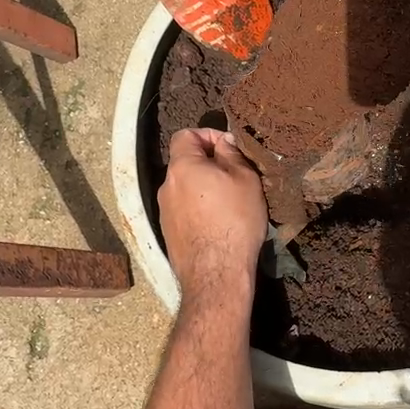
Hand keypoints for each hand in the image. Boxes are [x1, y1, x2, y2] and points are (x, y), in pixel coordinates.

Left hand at [158, 128, 268, 295]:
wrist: (216, 274)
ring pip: (185, 187)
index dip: (207, 135)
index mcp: (182, 166)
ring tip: (230, 201)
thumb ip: (231, 153)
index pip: (185, 134)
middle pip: (185, 162)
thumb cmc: (234, 220)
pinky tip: (220, 222)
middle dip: (209, 163)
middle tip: (235, 175)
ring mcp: (164, 211)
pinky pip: (184, 209)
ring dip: (205, 187)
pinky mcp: (168, 232)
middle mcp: (167, 185)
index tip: (228, 148)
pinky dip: (199, 208)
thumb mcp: (244, 179)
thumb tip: (223, 140)